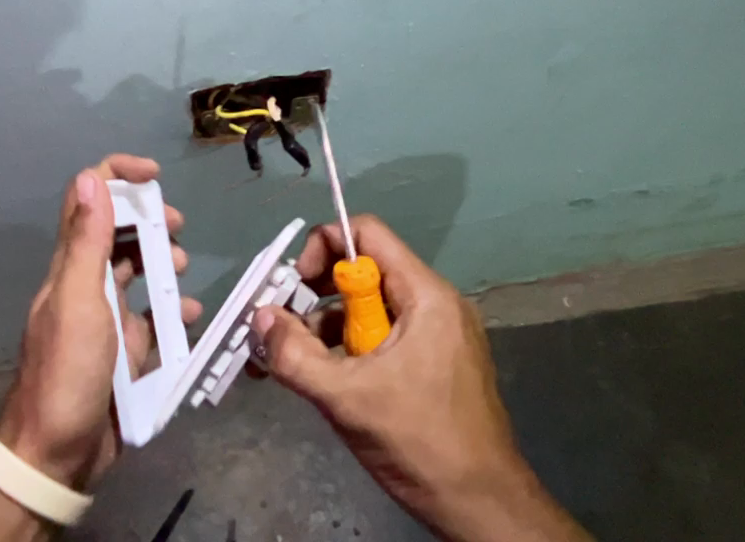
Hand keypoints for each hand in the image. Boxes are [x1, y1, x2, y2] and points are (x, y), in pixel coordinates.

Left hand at [0, 154, 201, 488]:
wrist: (55, 454)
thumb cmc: (67, 372)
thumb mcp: (79, 302)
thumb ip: (86, 242)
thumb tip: (91, 177)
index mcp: (72, 265)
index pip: (88, 199)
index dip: (117, 176)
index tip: (155, 175)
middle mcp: (87, 283)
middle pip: (118, 231)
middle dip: (149, 219)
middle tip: (177, 228)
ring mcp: (106, 317)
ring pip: (138, 270)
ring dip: (164, 260)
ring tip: (182, 272)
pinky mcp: (124, 350)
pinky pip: (154, 319)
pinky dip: (174, 311)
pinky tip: (191, 318)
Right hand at [253, 215, 589, 541]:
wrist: (484, 510)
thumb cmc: (421, 443)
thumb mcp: (347, 398)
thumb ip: (296, 355)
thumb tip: (260, 317)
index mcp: (424, 295)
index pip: (366, 234)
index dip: (324, 248)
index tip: (295, 286)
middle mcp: (433, 303)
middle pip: (363, 270)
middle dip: (316, 293)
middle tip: (285, 325)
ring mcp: (436, 334)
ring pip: (368, 307)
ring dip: (327, 326)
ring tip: (296, 361)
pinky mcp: (433, 362)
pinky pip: (381, 335)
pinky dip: (349, 348)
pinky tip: (324, 379)